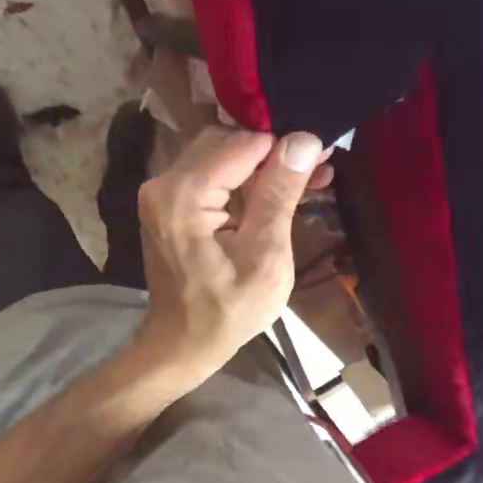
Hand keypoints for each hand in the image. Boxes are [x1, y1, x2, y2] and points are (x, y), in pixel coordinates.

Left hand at [133, 127, 328, 385]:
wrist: (182, 342)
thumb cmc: (227, 310)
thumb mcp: (264, 256)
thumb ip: (279, 194)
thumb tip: (304, 140)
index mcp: (182, 196)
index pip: (240, 145)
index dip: (283, 146)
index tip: (321, 154)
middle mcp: (163, 184)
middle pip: (225, 144)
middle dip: (273, 152)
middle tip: (318, 164)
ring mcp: (161, 194)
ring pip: (219, 157)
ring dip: (261, 165)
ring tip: (308, 177)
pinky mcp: (168, 205)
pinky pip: (209, 177)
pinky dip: (242, 180)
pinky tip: (277, 190)